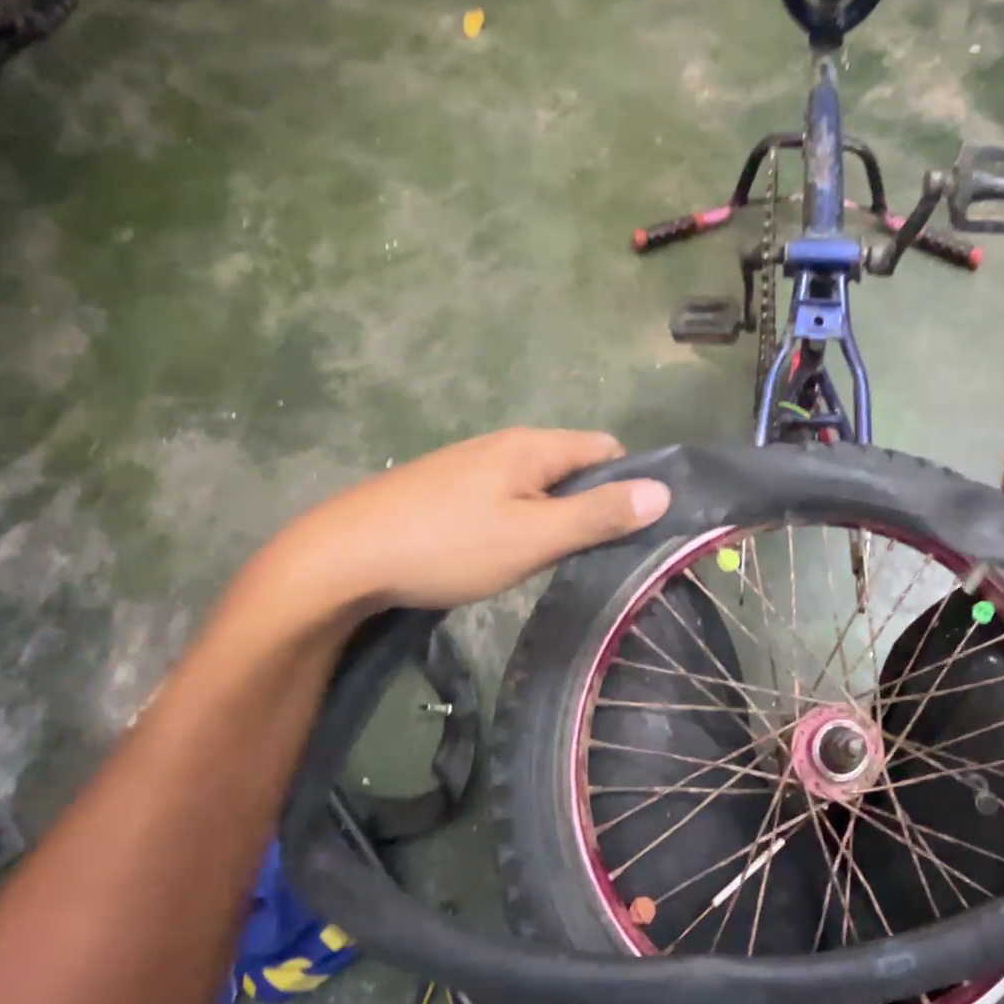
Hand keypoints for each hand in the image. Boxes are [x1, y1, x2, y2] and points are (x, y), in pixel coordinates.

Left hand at [260, 428, 670, 615]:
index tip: (631, 529)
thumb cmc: (448, 545)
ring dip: (553, 516)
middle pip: (572, 465)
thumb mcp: (534, 537)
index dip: (628, 483)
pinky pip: (505, 495)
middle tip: (585, 553)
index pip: (607, 447)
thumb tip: (663, 491)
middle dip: (590, 503)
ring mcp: (470, 464)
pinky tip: (498, 554)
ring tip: (542, 560)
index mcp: (533, 446)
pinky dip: (519, 520)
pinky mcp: (445, 488)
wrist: (340, 559)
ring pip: (537, 484)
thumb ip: (599, 515)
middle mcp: (505, 443)